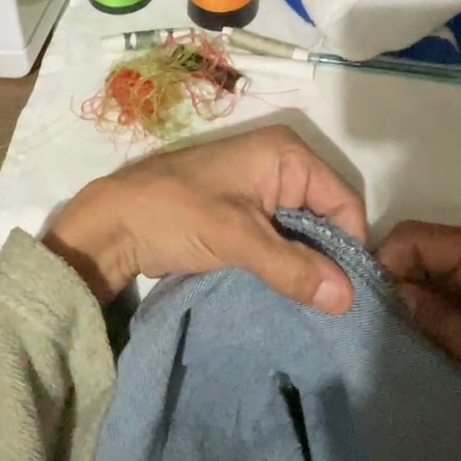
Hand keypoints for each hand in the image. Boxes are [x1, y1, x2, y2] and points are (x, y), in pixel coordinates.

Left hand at [43, 125, 367, 312]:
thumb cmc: (176, 213)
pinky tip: (289, 295)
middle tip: (330, 307)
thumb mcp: (238, 239)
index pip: (342, 200)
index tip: (347, 294)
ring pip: (304, 233)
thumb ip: (293, 267)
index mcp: (286, 153)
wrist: (112, 223)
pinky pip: (281, 240)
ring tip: (313, 307)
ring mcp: (262, 190)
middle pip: (326, 216)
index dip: (348, 245)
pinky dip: (285, 265)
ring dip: (305, 266)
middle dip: (327, 259)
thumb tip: (347, 299)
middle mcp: (281, 164)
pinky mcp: (245, 215)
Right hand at [378, 222, 460, 460]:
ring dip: (417, 299)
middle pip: (430, 253)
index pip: (422, 236)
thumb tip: (395, 290)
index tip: (361, 292)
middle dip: (399, 277)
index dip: (388, 257)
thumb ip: (440, 316)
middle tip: (368, 314)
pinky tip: (420, 337)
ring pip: (442, 280)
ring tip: (387, 328)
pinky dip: (438, 317)